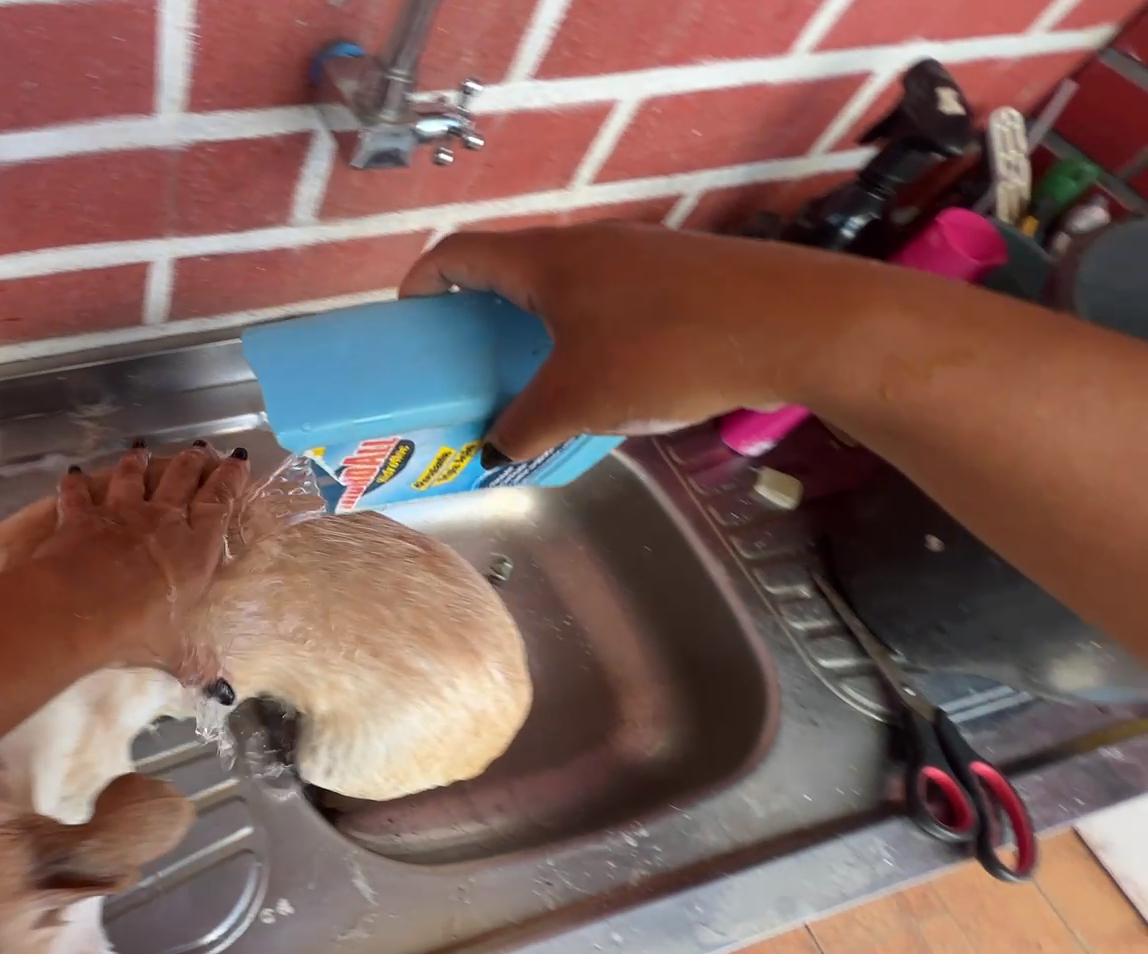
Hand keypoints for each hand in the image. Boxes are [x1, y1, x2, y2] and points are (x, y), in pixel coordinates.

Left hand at [40, 444, 250, 675]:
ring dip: (139, 462)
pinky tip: (75, 472)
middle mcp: (161, 520)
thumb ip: (196, 662)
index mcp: (194, 546)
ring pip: (133, 476)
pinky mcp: (81, 516)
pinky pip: (80, 493)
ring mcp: (119, 514)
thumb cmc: (139, 627)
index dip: (231, 479)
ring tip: (142, 449)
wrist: (81, 606)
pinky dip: (78, 482)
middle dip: (193, 461)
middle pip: (181, 478)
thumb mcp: (174, 650)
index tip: (238, 460)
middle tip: (200, 449)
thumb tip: (222, 691)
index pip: (219, 503)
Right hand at [399, 224, 898, 460]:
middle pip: (507, 266)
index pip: (460, 253)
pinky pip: (601, 295)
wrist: (805, 326)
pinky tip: (594, 373)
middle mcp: (588, 244)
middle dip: (473, 309)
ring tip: (525, 371)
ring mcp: (638, 253)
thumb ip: (522, 428)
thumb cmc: (667, 353)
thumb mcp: (578, 402)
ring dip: (527, 321)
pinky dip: (574, 328)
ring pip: (558, 282)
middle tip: (463, 356)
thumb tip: (494, 451)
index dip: (422, 281)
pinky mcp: (677, 273)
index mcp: (547, 261)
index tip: (406, 317)